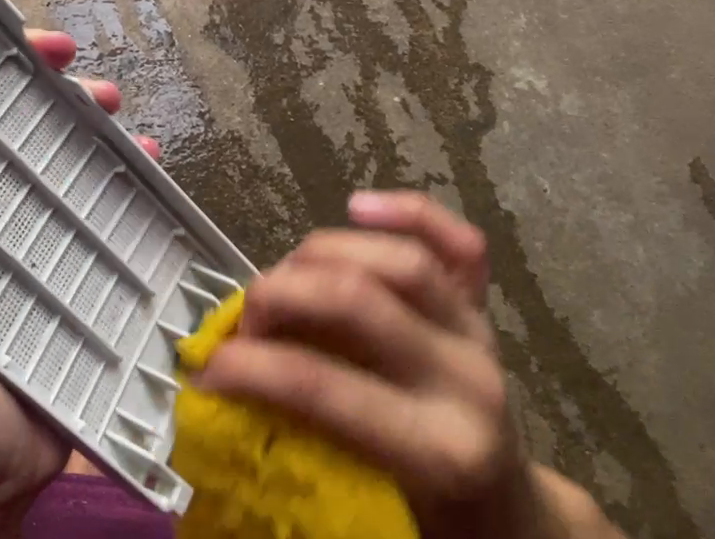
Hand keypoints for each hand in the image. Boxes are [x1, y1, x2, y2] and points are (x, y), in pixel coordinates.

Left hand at [0, 29, 157, 537]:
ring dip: (86, 123)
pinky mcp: (79, 275)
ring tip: (109, 104)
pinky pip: (106, 217)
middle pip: (9, 134)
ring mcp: (32, 246)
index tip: (3, 51)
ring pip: (60, 164)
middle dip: (40, 88)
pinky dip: (126, 184)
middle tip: (69, 67)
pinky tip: (145, 163)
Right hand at [195, 191, 605, 538]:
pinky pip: (459, 242)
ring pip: (399, 258)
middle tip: (242, 322)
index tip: (207, 371)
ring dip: (318, 254)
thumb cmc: (424, 517)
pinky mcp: (483, 308)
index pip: (324, 386)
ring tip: (282, 279)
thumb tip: (214, 396)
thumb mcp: (359, 506)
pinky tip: (358, 207)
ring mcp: (480, 334)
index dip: (252, 369)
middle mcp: (467, 379)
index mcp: (440, 448)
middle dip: (277, 297)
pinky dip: (409, 211)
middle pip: (358, 299)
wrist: (507, 517)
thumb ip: (292, 447)